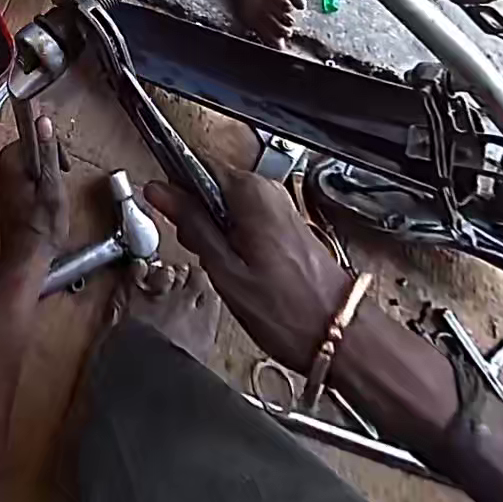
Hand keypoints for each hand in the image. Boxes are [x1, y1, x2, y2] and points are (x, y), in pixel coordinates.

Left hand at [0, 115, 66, 268]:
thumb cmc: (41, 225)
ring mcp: (3, 174)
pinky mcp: (7, 186)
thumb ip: (48, 151)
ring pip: (33, 159)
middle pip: (34, 145)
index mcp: (9, 158)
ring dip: (47, 173)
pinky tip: (44, 200)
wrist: (26, 257)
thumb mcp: (52, 185)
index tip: (62, 168)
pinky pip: (28, 171)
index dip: (54, 149)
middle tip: (59, 184)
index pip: (37, 133)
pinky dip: (39, 181)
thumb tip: (43, 120)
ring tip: (52, 195)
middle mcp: (1, 162)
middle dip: (51, 161)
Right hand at [144, 166, 350, 371]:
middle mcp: (266, 189)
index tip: (167, 213)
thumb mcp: (225, 268)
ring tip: (221, 266)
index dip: (175, 189)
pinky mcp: (284, 221)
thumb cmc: (286, 309)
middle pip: (209, 184)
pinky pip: (244, 216)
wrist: (343, 337)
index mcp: (250, 191)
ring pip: (225, 203)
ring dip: (212, 228)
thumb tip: (159, 189)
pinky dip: (232, 237)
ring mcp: (278, 204)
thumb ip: (191, 222)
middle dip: (195, 214)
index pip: (195, 164)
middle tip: (200, 251)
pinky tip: (238, 267)